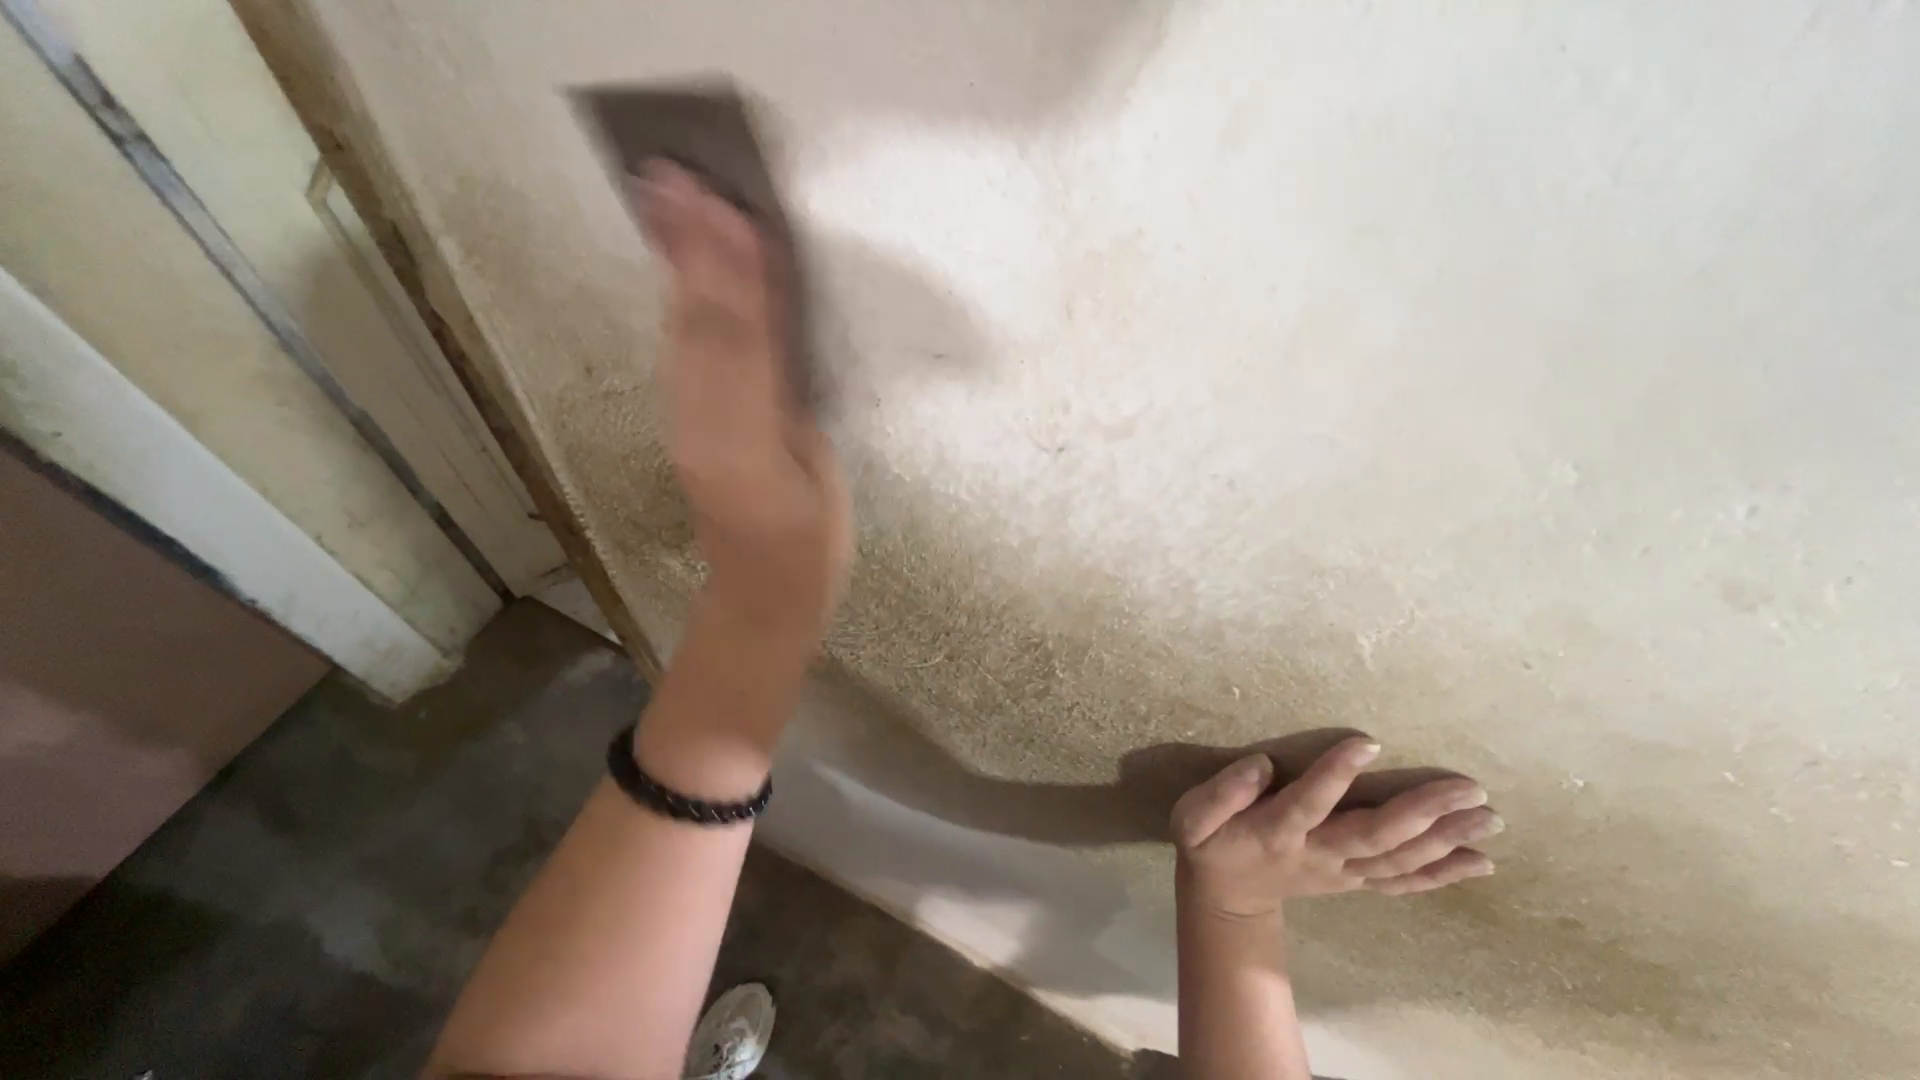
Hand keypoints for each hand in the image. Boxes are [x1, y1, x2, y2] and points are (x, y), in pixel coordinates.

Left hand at [631, 160, 852, 645]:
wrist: (767, 601)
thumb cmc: (806, 548)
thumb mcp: (807, 476)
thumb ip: (781, 398)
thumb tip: (764, 317)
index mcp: (733, 435)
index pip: (733, 338)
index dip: (729, 270)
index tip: (724, 202)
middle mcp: (701, 422)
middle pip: (696, 324)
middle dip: (690, 250)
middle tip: (675, 177)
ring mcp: (692, 426)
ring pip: (686, 335)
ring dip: (679, 266)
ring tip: (669, 204)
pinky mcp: (695, 428)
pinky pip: (690, 355)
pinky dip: (687, 302)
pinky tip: (685, 268)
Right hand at [1171, 737, 1498, 919]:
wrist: (1225, 898)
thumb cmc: (1209, 844)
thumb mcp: (1192, 817)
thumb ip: (1222, 793)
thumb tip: (1261, 765)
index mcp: (1275, 833)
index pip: (1308, 802)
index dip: (1335, 774)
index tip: (1369, 742)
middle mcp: (1316, 854)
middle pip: (1374, 836)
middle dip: (1423, 812)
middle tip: (1470, 789)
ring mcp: (1341, 873)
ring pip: (1398, 860)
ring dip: (1445, 841)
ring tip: (1488, 819)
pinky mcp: (1355, 881)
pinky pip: (1403, 883)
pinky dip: (1443, 875)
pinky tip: (1481, 863)